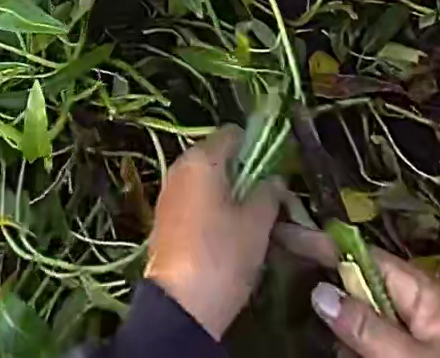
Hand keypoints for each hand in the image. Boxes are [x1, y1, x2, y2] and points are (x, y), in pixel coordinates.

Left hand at [143, 126, 284, 338]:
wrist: (179, 306)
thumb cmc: (222, 255)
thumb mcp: (257, 224)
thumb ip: (269, 193)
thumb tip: (274, 179)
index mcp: (202, 158)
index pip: (232, 133)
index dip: (256, 146)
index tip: (273, 168)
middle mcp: (181, 165)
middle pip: (219, 156)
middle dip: (244, 173)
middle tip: (267, 197)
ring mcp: (170, 190)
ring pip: (207, 180)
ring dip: (229, 192)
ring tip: (251, 218)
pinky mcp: (165, 215)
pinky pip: (194, 198)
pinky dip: (212, 207)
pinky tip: (227, 231)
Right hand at [275, 223, 439, 357]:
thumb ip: (367, 329)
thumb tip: (319, 290)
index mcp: (416, 290)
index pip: (357, 253)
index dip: (318, 241)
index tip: (278, 231)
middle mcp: (411, 305)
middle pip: (354, 283)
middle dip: (323, 282)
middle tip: (279, 272)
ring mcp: (411, 337)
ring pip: (359, 318)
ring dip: (336, 323)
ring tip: (299, 312)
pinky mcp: (409, 356)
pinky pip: (372, 344)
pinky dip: (351, 345)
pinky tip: (336, 346)